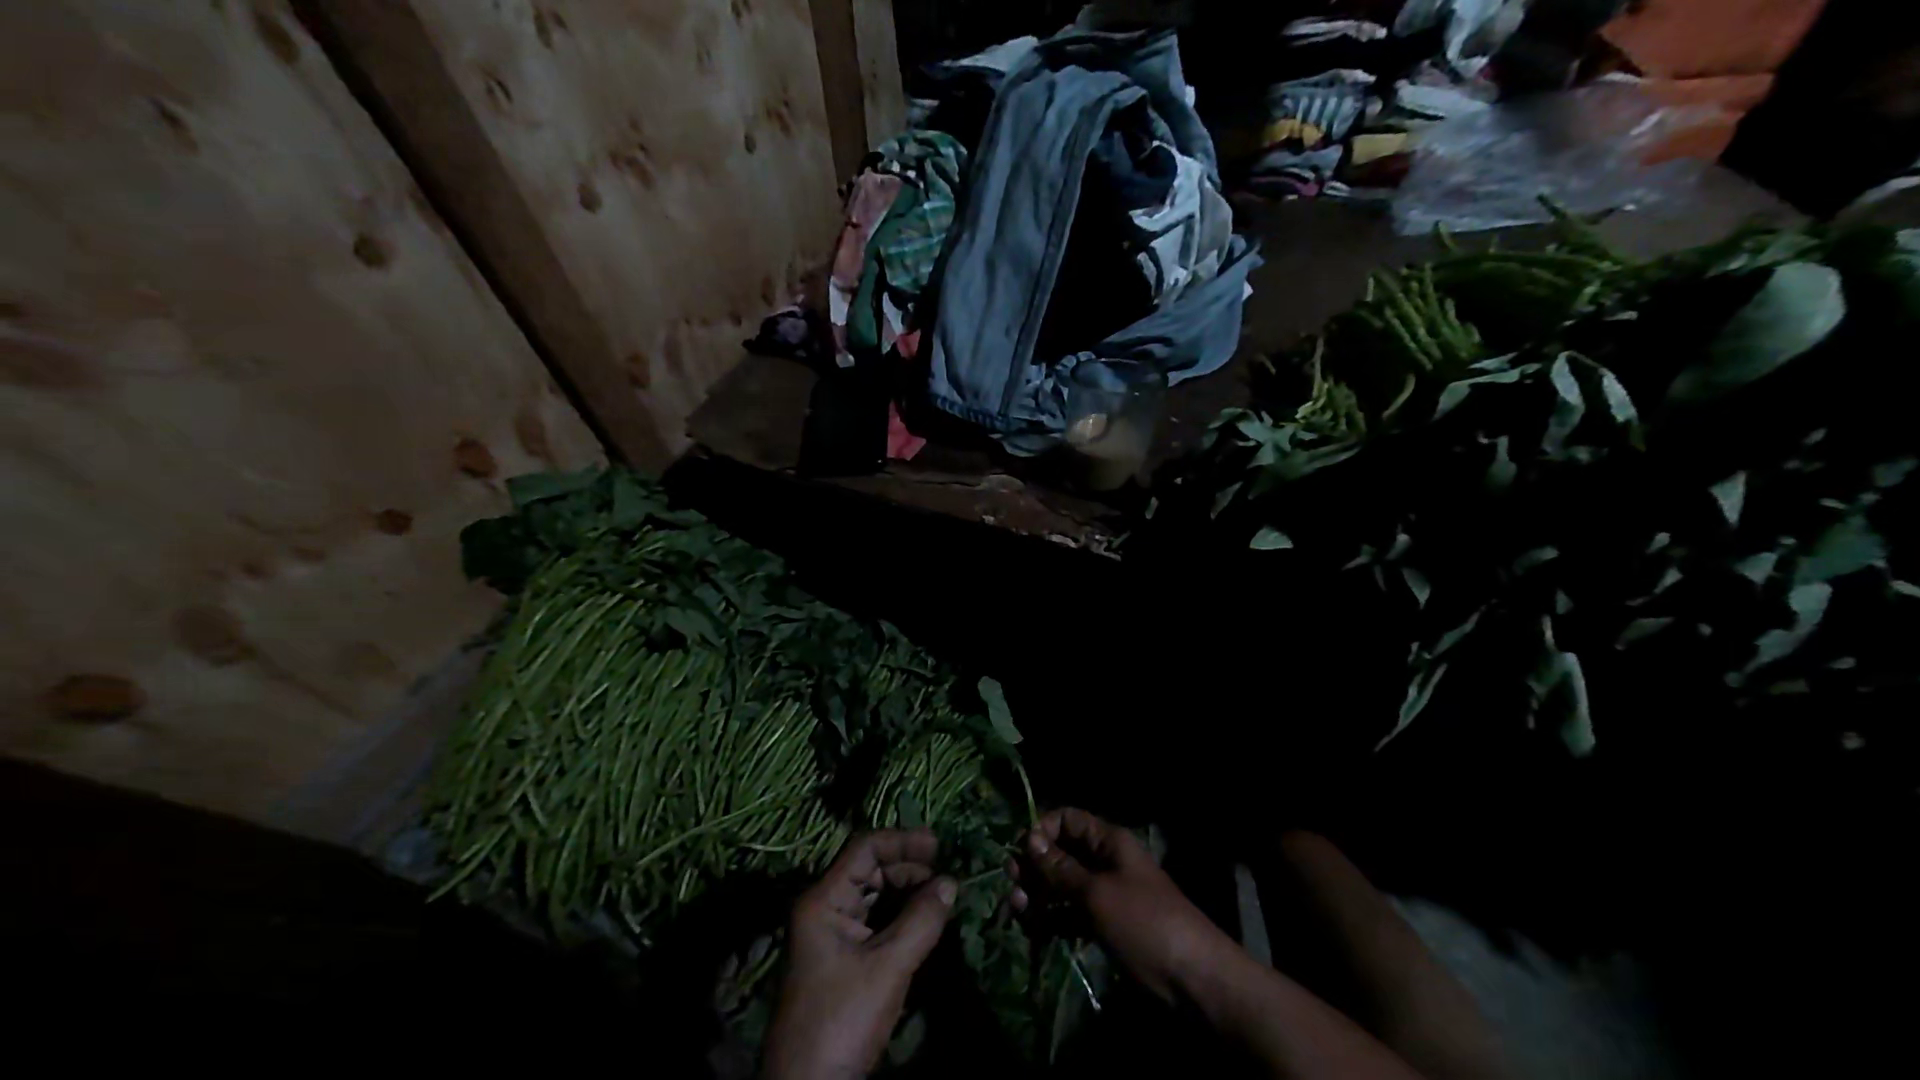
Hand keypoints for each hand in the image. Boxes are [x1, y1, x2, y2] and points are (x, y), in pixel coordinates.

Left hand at [763, 829, 956, 1079]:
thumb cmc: (842, 1020)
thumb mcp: (888, 968)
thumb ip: (921, 921)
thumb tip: (951, 882)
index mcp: (823, 899)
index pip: (865, 849)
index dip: (903, 841)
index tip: (940, 846)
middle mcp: (826, 908)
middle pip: (871, 870)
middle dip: (911, 868)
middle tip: (948, 878)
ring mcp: (833, 934)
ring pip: (876, 896)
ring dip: (910, 893)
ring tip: (945, 897)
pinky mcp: (844, 959)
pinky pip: (876, 922)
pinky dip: (903, 916)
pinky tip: (928, 921)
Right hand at [1009, 808, 1232, 1002]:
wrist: (1194, 979)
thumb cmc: (1145, 923)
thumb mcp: (1097, 893)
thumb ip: (1060, 868)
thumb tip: (1028, 839)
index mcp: (1108, 842)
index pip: (1067, 819)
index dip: (1042, 831)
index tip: (1021, 854)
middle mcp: (1104, 861)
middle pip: (1060, 852)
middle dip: (1034, 867)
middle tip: (1013, 888)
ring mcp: (1105, 894)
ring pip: (1061, 885)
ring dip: (1038, 895)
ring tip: (1019, 913)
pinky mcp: (1104, 925)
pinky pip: (1069, 913)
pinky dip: (1051, 920)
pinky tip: (1033, 932)